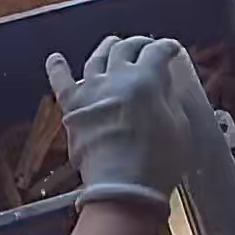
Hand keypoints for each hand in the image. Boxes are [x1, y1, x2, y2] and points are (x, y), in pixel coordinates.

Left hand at [45, 35, 191, 213]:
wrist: (122, 190)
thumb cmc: (158, 162)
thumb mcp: (179, 126)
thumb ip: (171, 99)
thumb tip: (164, 85)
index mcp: (146, 79)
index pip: (158, 51)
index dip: (167, 47)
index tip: (172, 49)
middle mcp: (116, 77)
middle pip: (126, 48)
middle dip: (139, 44)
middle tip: (146, 48)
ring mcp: (91, 91)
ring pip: (97, 58)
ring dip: (108, 48)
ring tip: (114, 46)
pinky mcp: (73, 108)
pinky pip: (61, 83)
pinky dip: (58, 69)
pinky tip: (55, 59)